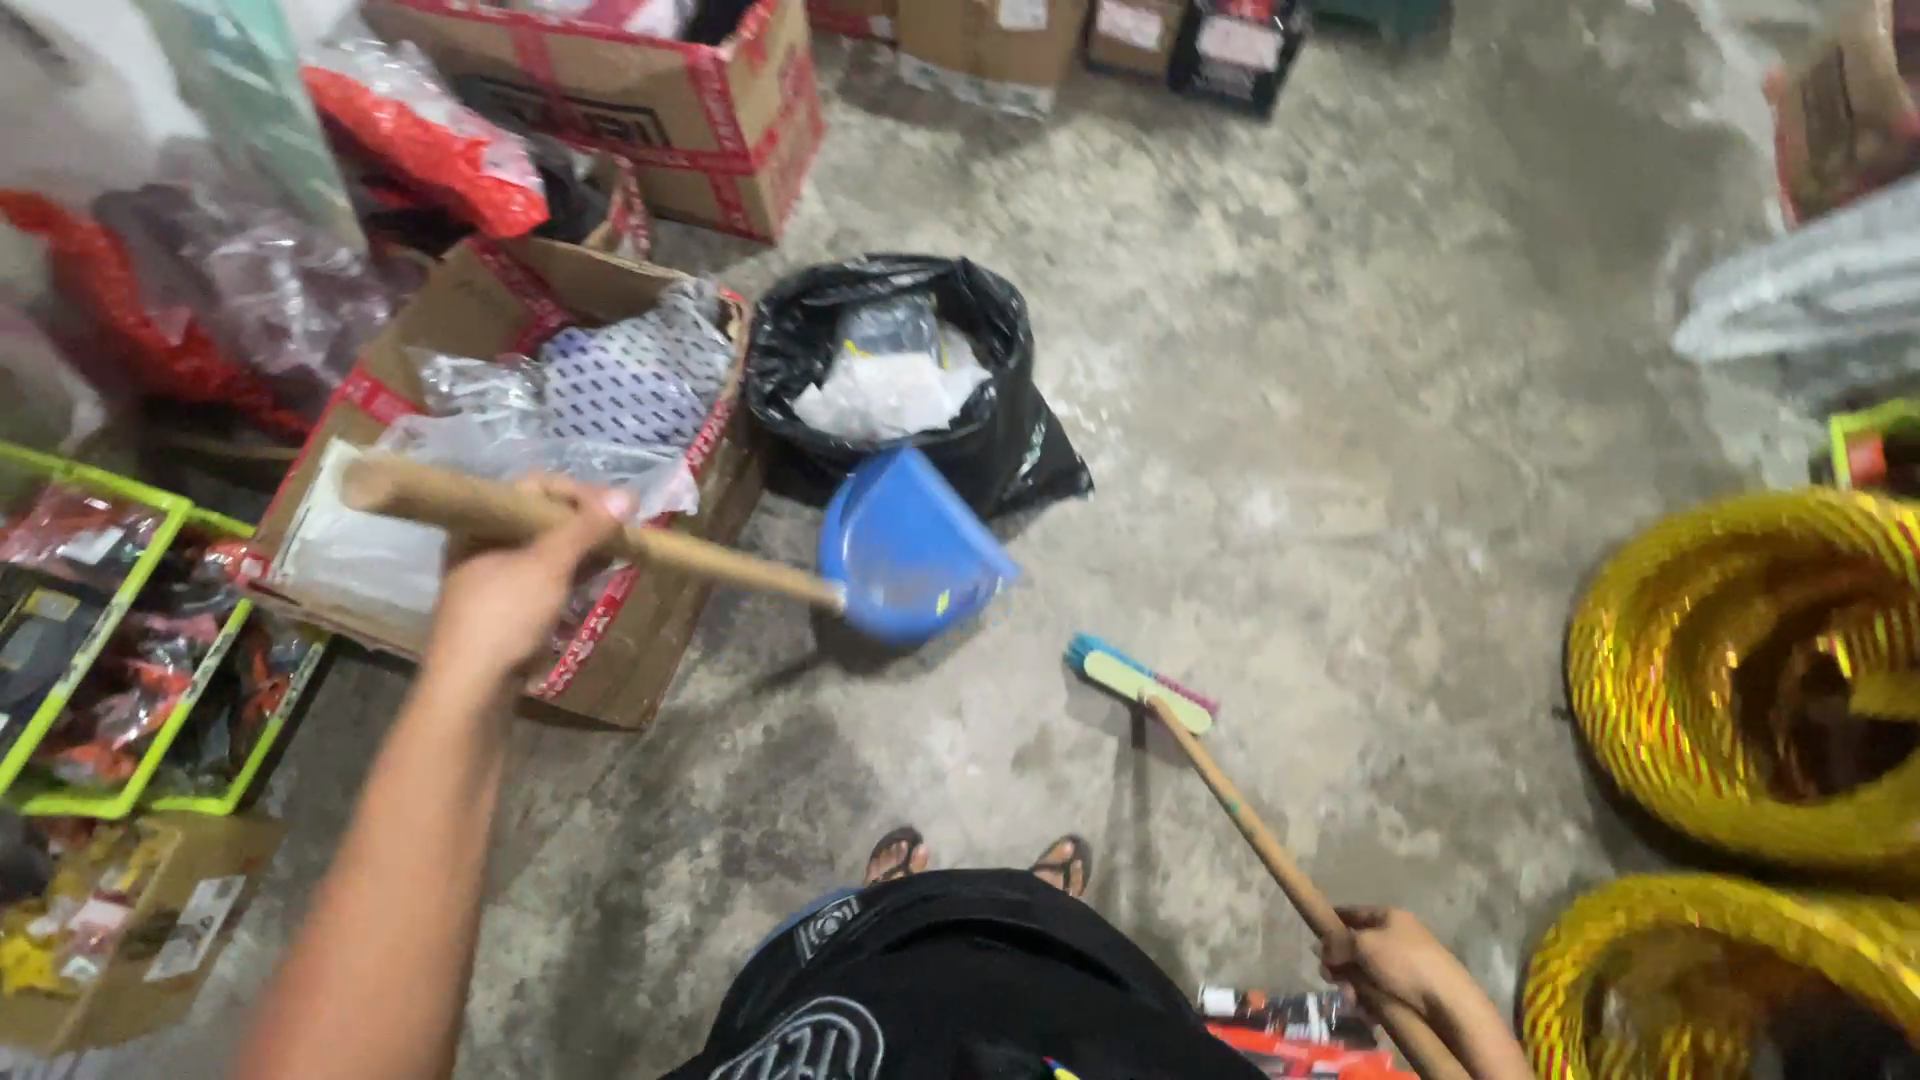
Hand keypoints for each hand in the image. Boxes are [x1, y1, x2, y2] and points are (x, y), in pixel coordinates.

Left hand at [422, 475, 633, 691]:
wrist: (474, 686)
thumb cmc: (504, 616)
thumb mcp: (548, 565)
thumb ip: (587, 529)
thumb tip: (628, 495)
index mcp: (481, 524)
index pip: (534, 487)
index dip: (576, 492)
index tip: (612, 507)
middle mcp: (487, 541)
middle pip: (545, 515)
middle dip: (587, 519)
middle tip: (621, 528)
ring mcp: (501, 573)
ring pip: (552, 545)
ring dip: (588, 543)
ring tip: (620, 548)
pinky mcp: (516, 601)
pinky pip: (553, 571)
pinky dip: (579, 567)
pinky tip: (604, 569)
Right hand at [1318, 907, 1472, 1015]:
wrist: (1450, 1003)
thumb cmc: (1404, 962)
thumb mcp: (1363, 944)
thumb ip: (1336, 943)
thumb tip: (1320, 949)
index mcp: (1388, 916)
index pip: (1351, 913)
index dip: (1331, 924)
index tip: (1317, 940)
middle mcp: (1396, 937)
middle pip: (1355, 947)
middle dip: (1340, 964)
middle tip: (1332, 978)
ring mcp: (1404, 965)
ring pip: (1365, 973)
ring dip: (1352, 986)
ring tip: (1352, 1001)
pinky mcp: (1410, 991)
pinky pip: (1379, 992)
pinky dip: (1368, 1001)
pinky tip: (1365, 1012)